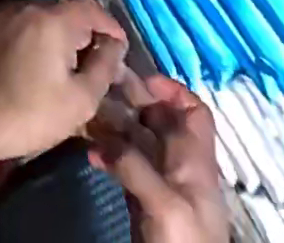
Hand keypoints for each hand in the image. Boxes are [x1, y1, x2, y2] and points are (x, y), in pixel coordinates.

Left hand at [0, 0, 126, 166]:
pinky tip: (62, 66)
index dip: (112, 27)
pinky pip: (41, 27)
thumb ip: (104, 66)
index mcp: (55, 21)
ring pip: (57, 20)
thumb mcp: (83, 97)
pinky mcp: (9, 31)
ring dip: (75, 38)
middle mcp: (36, 10)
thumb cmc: (38, 112)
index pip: (93, 8)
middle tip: (108, 63)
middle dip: (94, 34)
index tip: (124, 51)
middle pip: (74, 12)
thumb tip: (115, 46)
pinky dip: (57, 40)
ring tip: (87, 67)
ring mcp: (19, 19)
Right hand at [95, 77, 227, 242]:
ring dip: (114, 127)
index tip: (141, 80)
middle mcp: (179, 167)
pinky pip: (124, 166)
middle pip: (159, 122)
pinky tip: (89, 152)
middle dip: (132, 103)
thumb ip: (136, 166)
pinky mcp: (143, 202)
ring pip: (138, 142)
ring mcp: (161, 185)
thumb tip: (102, 139)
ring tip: (88, 116)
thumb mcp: (166, 204)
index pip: (194, 112)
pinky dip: (107, 155)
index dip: (172, 91)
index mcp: (196, 162)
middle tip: (101, 89)